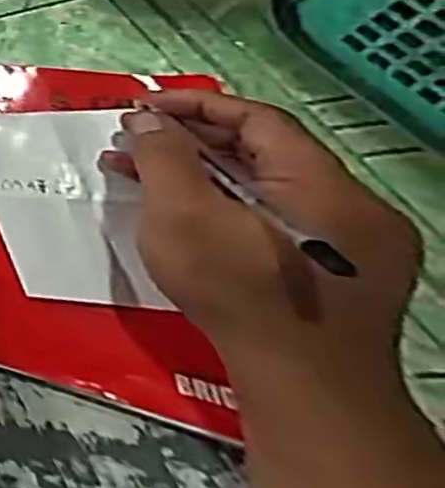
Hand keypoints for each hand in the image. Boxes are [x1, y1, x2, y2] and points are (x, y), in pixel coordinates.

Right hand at [103, 91, 420, 378]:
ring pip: (266, 183)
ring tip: (140, 173)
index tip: (139, 108)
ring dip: (199, 170)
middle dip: (189, 138)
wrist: (303, 382)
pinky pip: (274, 212)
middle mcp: (354, 208)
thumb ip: (164, 156)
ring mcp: (354, 242)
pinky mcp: (339, 269)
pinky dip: (222, 200)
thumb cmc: (236, 288)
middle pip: (263, 149)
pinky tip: (180, 210)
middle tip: (132, 140)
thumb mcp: (181, 212)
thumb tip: (149, 120)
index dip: (194, 105)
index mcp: (325, 188)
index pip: (258, 119)